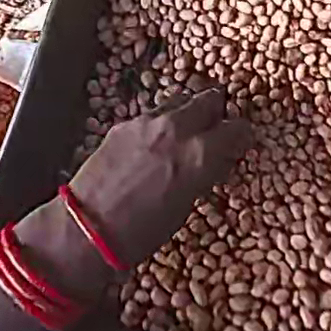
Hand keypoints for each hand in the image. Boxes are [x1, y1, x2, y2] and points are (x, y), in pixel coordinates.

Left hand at [67, 87, 252, 265]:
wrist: (88, 228)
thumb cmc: (143, 231)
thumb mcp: (187, 205)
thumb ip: (205, 173)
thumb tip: (218, 159)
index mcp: (200, 153)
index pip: (236, 128)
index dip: (242, 135)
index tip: (241, 140)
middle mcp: (176, 128)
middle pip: (208, 99)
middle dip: (217, 110)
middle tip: (217, 125)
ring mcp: (147, 122)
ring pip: (179, 102)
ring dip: (188, 113)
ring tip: (186, 133)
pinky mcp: (124, 124)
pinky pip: (153, 115)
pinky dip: (162, 123)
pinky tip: (155, 143)